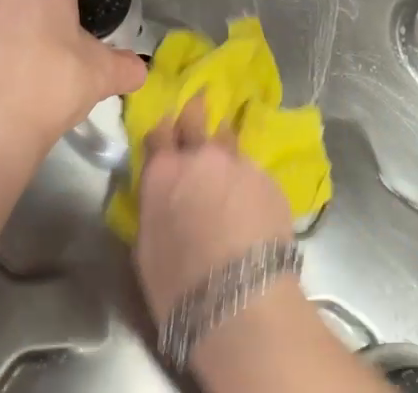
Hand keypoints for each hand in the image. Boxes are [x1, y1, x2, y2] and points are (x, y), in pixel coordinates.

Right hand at [133, 98, 295, 317]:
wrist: (241, 302)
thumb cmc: (180, 286)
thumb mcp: (146, 245)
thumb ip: (155, 206)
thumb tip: (163, 197)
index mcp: (163, 171)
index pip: (158, 131)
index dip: (162, 133)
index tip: (166, 138)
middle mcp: (200, 156)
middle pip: (196, 116)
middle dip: (195, 115)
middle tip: (197, 119)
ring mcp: (240, 164)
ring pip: (230, 140)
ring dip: (225, 149)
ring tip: (228, 168)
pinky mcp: (271, 181)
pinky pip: (254, 172)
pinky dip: (249, 182)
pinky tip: (252, 204)